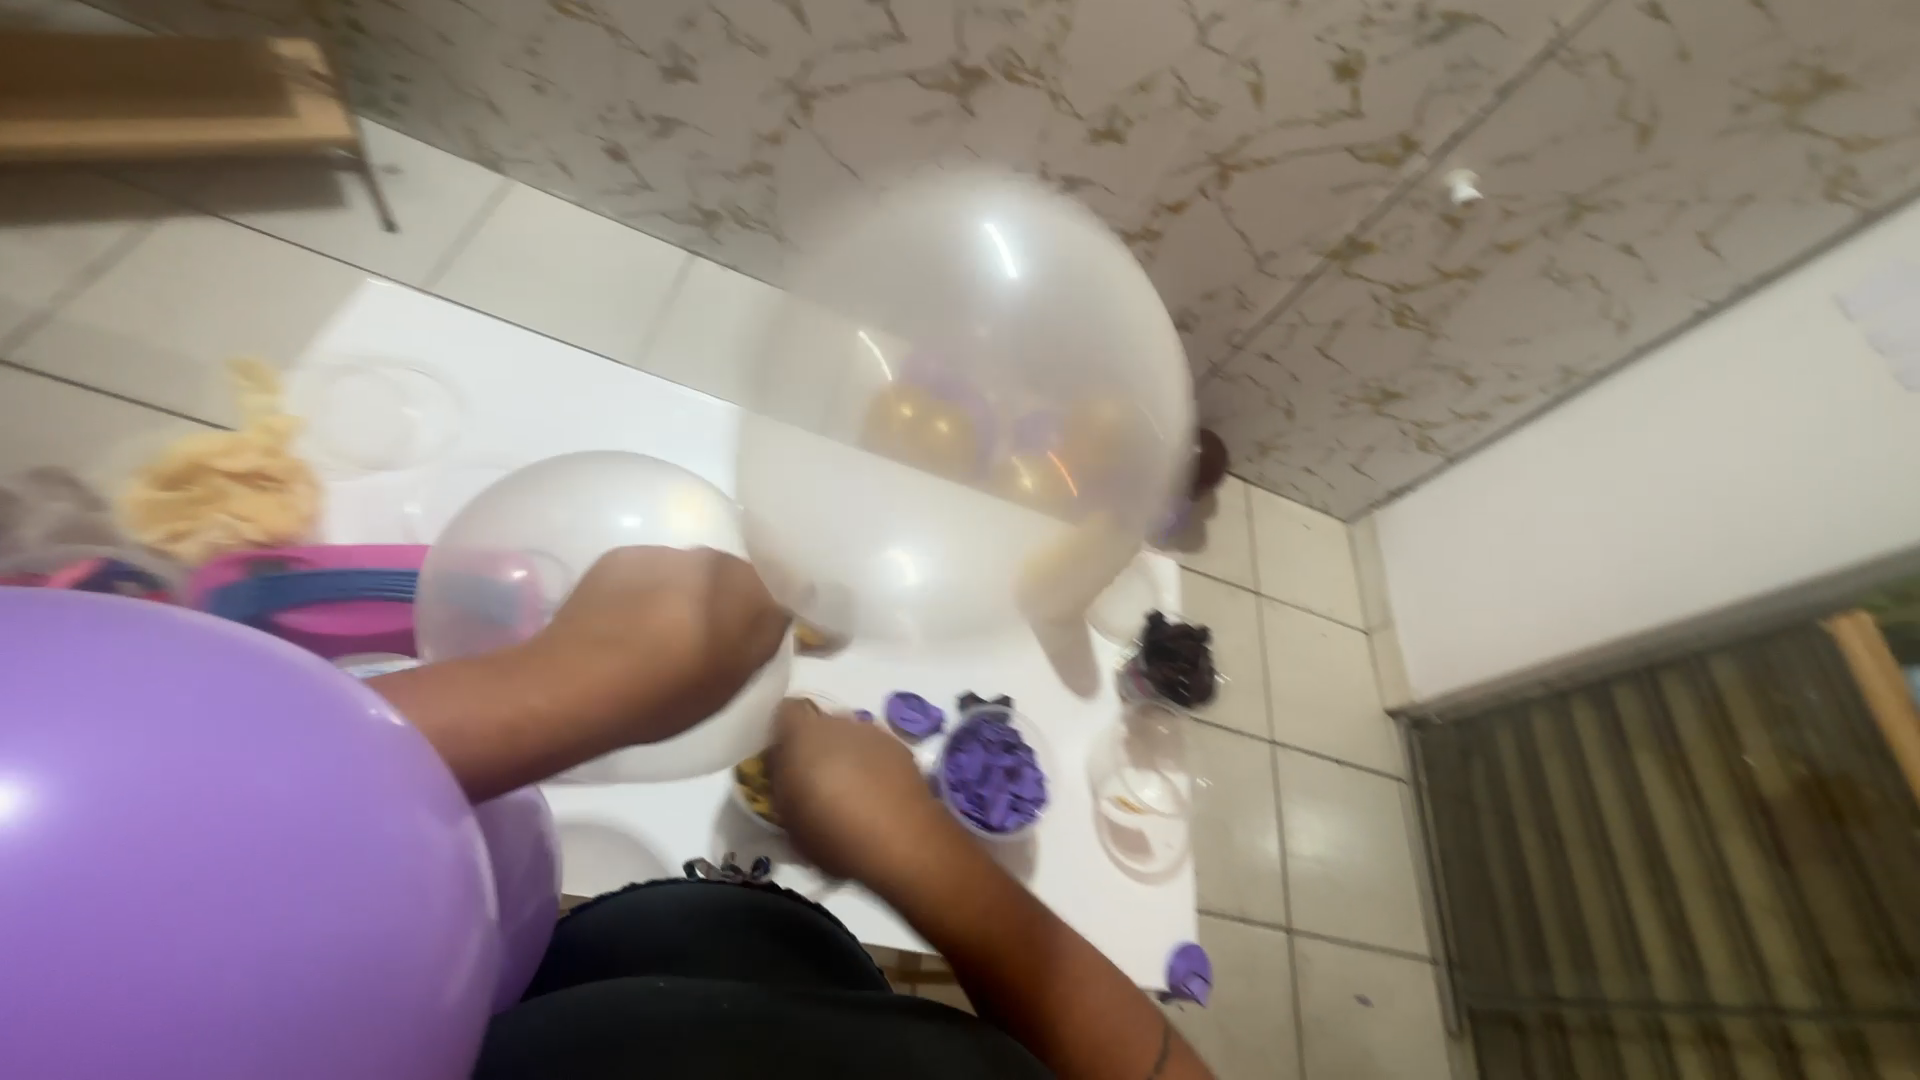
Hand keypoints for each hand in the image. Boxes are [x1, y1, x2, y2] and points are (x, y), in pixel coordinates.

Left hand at [526, 546, 789, 746]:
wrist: (577, 685)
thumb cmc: (668, 692)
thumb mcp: (734, 679)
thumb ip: (764, 637)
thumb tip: (777, 613)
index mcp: (746, 586)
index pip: (778, 586)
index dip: (769, 610)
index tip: (757, 635)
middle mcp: (709, 558)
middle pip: (730, 577)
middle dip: (725, 601)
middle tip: (708, 640)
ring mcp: (662, 554)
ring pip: (688, 573)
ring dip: (684, 596)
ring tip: (660, 634)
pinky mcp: (620, 557)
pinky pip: (648, 572)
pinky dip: (647, 592)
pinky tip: (628, 624)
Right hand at [765, 698, 959, 884]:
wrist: (901, 840)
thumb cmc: (833, 832)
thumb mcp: (787, 816)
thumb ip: (780, 780)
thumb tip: (782, 764)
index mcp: (805, 734)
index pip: (786, 710)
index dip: (782, 732)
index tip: (782, 759)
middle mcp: (840, 723)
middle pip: (820, 722)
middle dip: (815, 744)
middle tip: (814, 779)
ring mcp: (874, 732)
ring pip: (850, 734)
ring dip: (845, 752)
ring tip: (850, 789)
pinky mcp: (901, 747)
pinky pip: (876, 747)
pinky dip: (872, 762)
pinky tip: (876, 792)